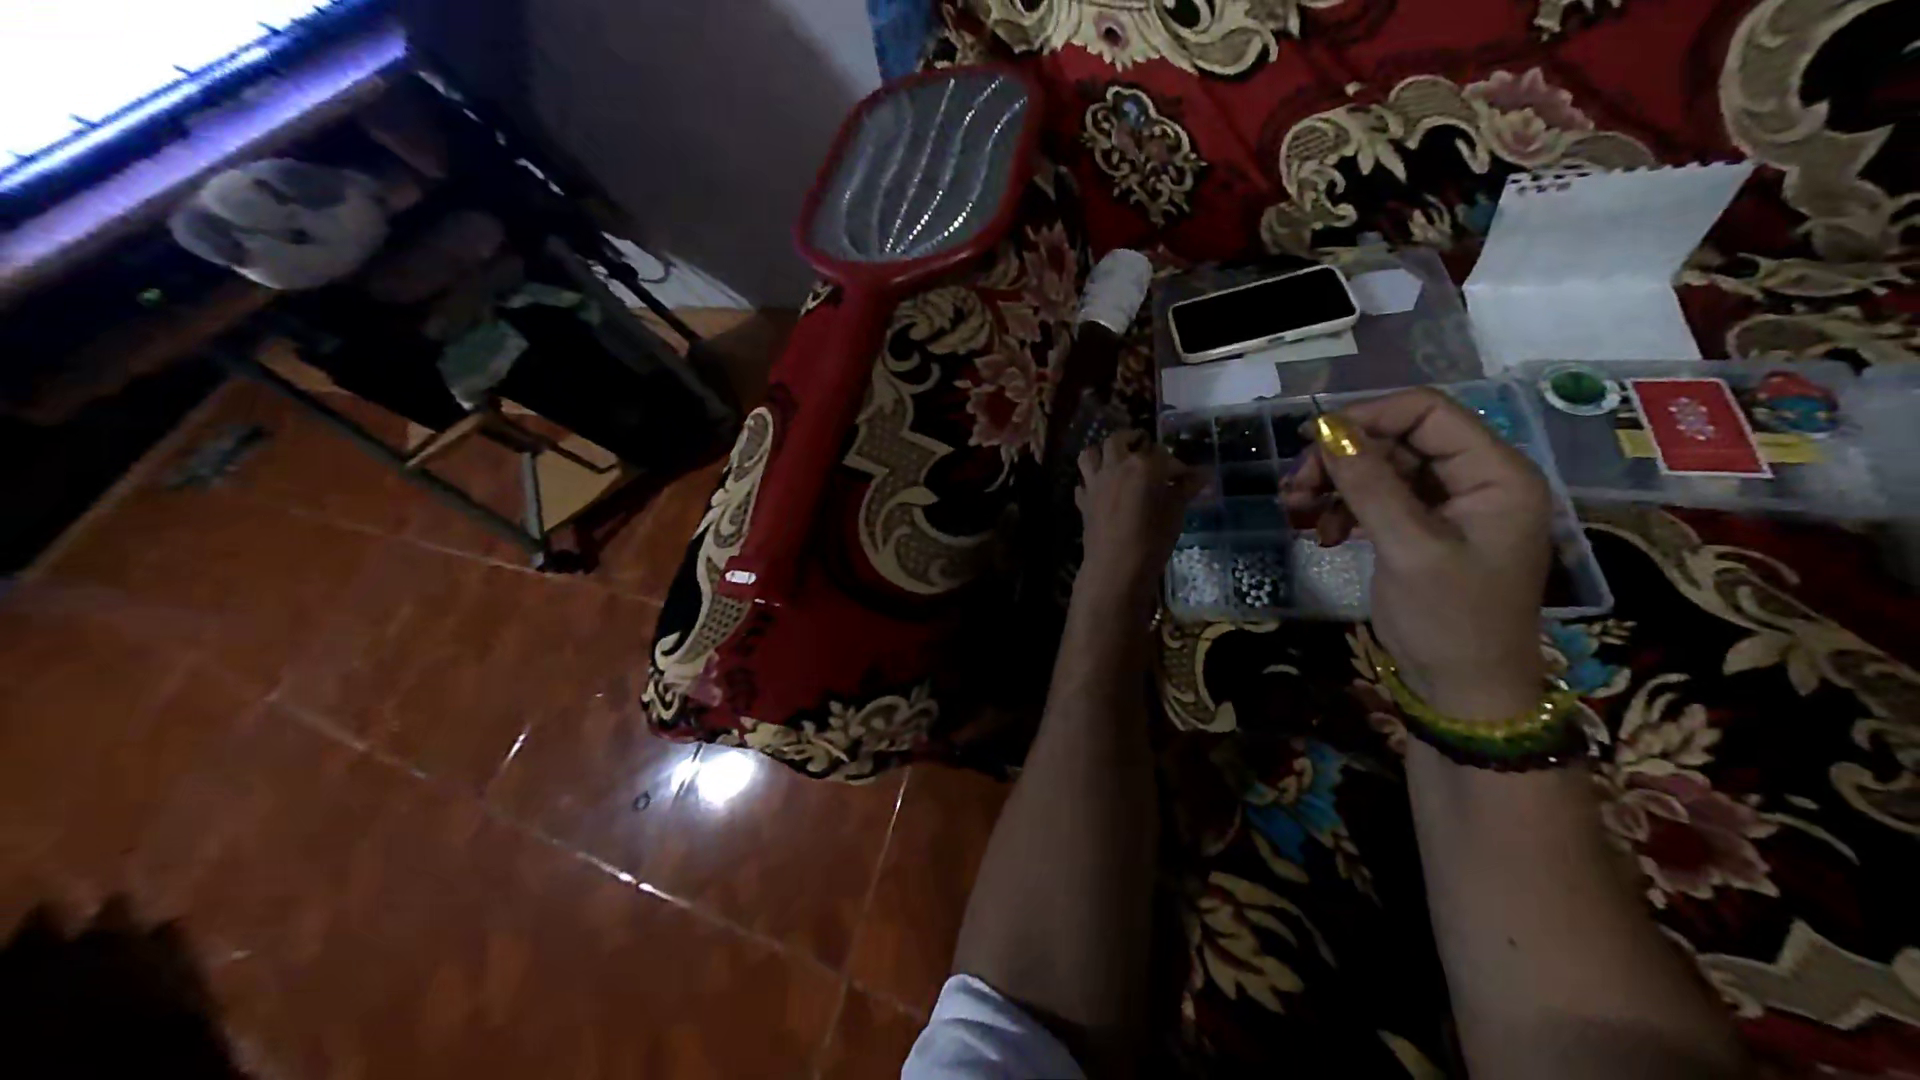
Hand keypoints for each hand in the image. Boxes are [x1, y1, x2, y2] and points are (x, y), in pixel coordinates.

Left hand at [1075, 430, 1205, 609]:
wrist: (1115, 567)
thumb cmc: (1152, 540)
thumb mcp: (1175, 513)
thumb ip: (1185, 489)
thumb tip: (1203, 474)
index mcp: (1142, 465)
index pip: (1163, 454)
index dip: (1177, 465)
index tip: (1186, 477)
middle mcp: (1115, 466)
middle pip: (1119, 440)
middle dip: (1134, 440)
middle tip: (1145, 447)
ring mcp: (1094, 482)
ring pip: (1091, 453)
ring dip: (1102, 451)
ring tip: (1116, 458)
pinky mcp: (1083, 500)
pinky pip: (1083, 482)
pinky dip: (1091, 481)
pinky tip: (1100, 489)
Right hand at [1283, 389, 1550, 721]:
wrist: (1464, 690)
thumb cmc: (1450, 620)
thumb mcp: (1409, 549)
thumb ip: (1370, 485)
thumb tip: (1327, 430)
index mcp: (1495, 474)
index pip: (1429, 413)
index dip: (1368, 417)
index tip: (1311, 440)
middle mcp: (1475, 479)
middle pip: (1397, 440)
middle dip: (1341, 459)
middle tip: (1295, 488)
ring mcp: (1448, 506)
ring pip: (1379, 470)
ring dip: (1334, 485)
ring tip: (1296, 512)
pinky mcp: (1422, 529)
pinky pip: (1376, 500)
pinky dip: (1343, 510)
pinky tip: (1322, 534)